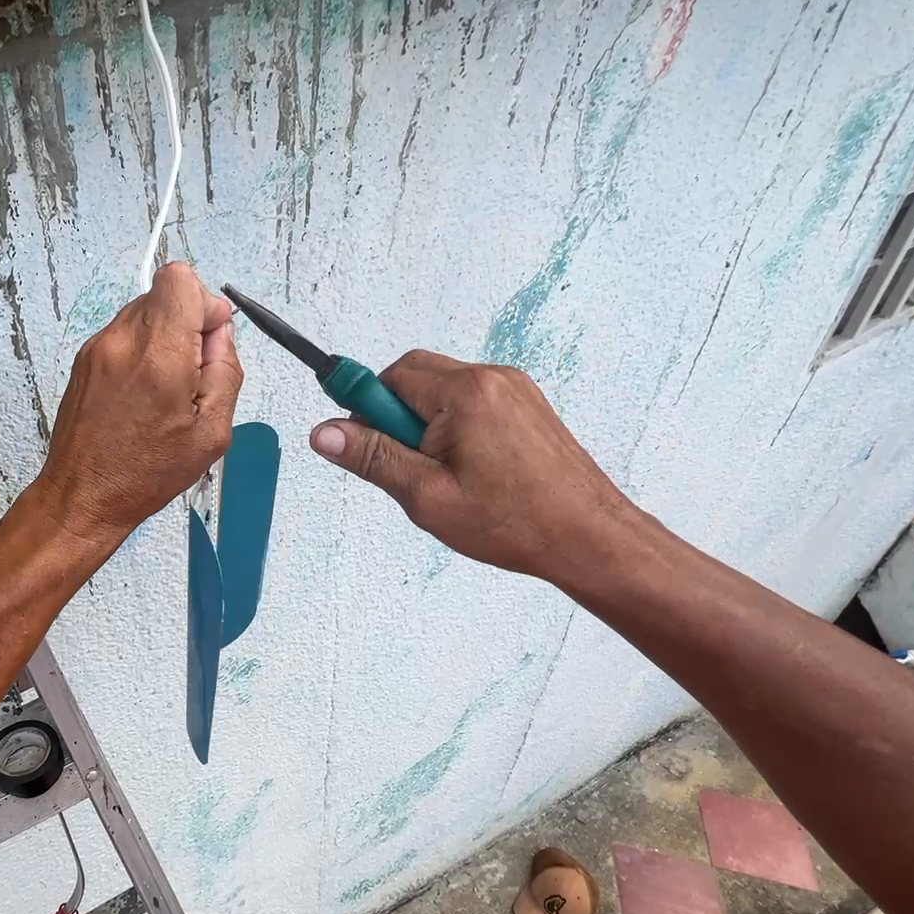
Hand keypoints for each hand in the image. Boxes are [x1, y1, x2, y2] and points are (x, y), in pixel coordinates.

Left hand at [35, 263, 242, 543]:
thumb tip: (220, 333)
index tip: (209, 339)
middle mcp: (122, 342)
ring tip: (166, 387)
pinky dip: (142, 350)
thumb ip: (226, 371)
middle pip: (164, 292)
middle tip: (192, 372)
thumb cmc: (146, 474)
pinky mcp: (84, 358)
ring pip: (144, 311)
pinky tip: (144, 392)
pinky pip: (124, 333)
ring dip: (165, 336)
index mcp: (158, 357)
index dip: (204, 303)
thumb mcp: (212, 432)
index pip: (180, 281)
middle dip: (188, 322)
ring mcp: (97, 347)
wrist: (83, 495)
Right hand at [308, 350, 641, 583]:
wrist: (590, 538)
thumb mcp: (425, 495)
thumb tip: (323, 432)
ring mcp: (512, 388)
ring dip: (421, 423)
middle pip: (413, 375)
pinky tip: (462, 468)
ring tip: (438, 473)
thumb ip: (371, 457)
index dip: (366, 411)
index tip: (357, 441)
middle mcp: (491, 379)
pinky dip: (449, 426)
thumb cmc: (514, 522)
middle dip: (393, 414)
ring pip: (438, 390)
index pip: (389, 378)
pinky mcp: (523, 403)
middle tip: (401, 464)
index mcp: (465, 394)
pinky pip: (466, 400)